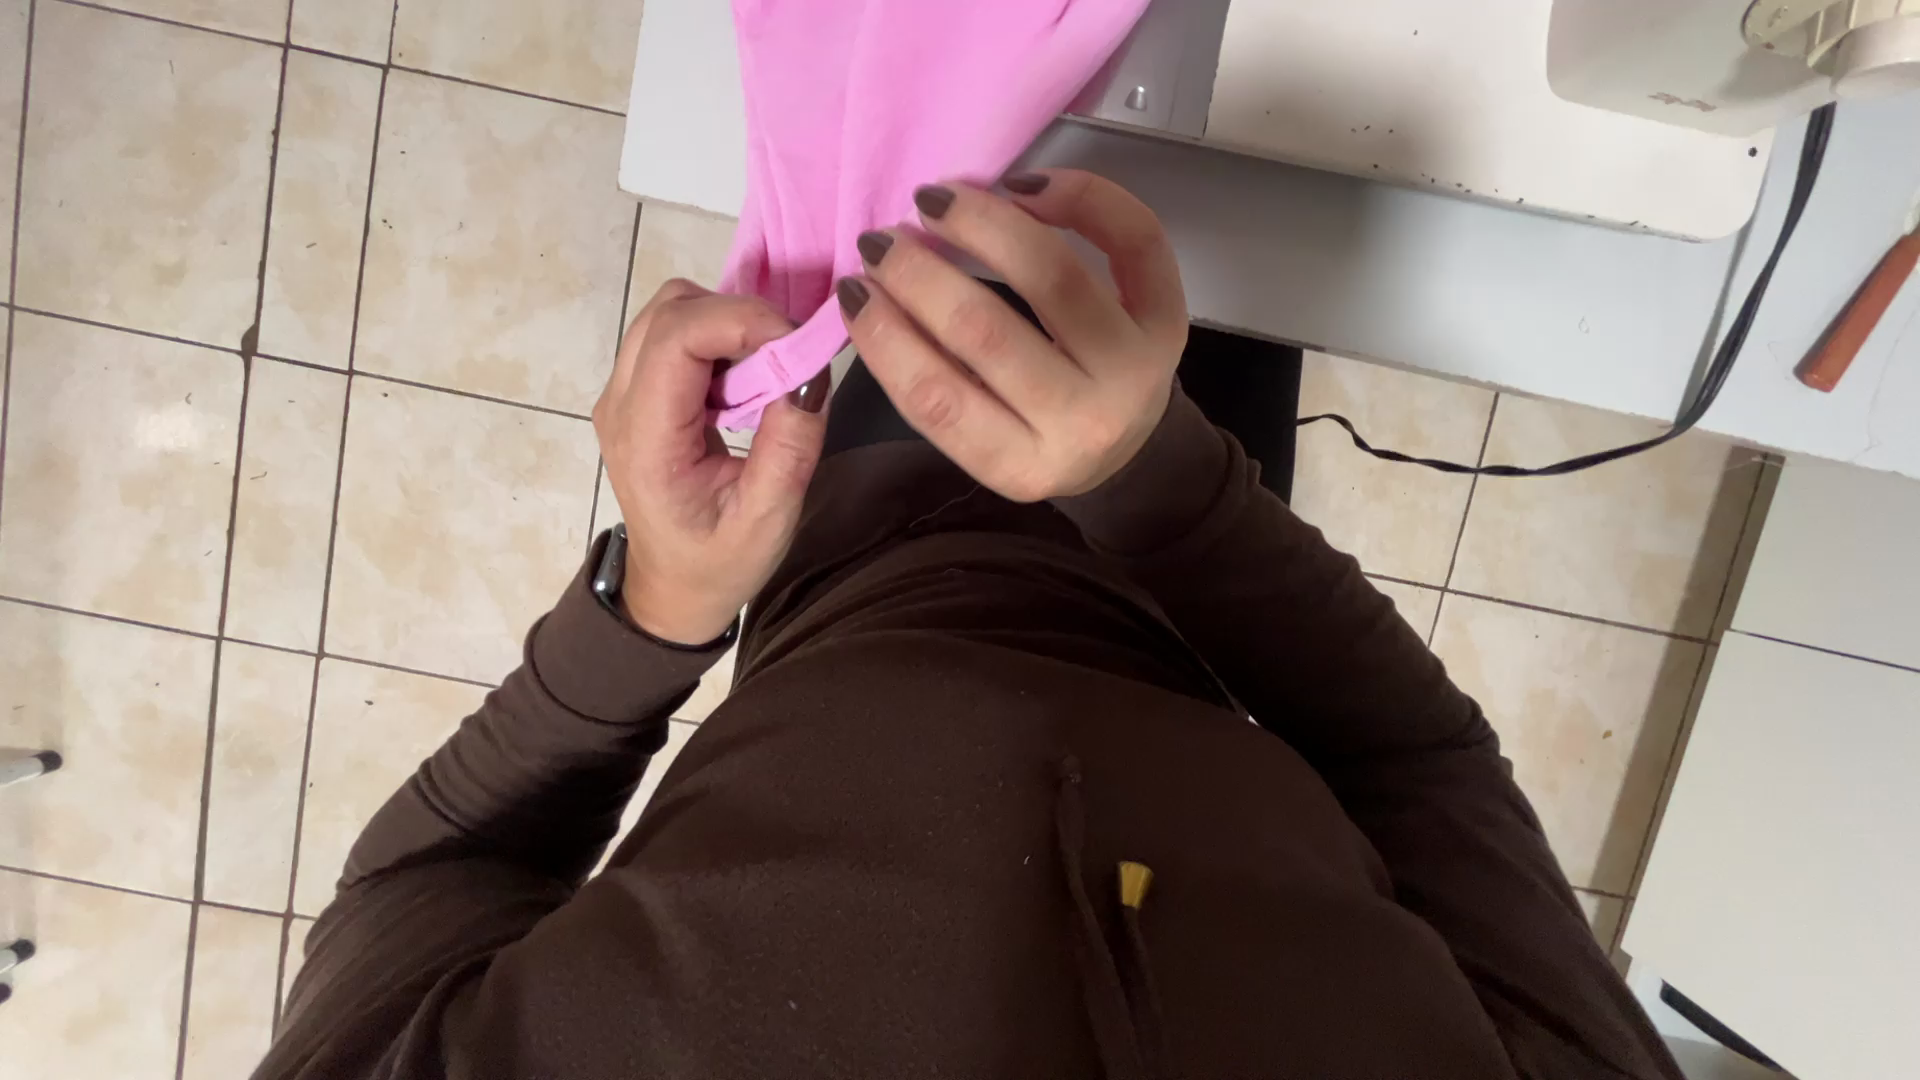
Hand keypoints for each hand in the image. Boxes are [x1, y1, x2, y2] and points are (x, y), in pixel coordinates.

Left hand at [593, 280, 830, 644]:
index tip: (798, 342)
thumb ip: (790, 446)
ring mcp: (622, 395)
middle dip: (739, 316)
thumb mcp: (768, 518)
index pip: (678, 337)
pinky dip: (720, 339)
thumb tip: (810, 372)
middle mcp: (620, 402)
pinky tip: (748, 378)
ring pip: (671, 313)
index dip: (742, 319)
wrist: (673, 589)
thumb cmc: (719, 563)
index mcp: (646, 438)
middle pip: (670, 310)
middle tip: (790, 355)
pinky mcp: (638, 395)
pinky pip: (675, 336)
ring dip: (728, 325)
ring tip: (770, 369)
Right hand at [837, 169, 1186, 501]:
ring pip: (1054, 276)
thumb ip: (937, 384)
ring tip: (937, 203)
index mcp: (1024, 466)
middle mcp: (1084, 423)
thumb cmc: (1038, 436)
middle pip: (988, 333)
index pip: (940, 400)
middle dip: (920, 275)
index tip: (852, 289)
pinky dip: (1079, 197)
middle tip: (884, 241)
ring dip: (982, 225)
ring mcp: (1134, 369)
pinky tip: (1025, 188)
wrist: (1129, 447)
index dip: (886, 338)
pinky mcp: (1170, 320)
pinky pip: (1133, 239)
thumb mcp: (985, 441)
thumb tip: (873, 294)